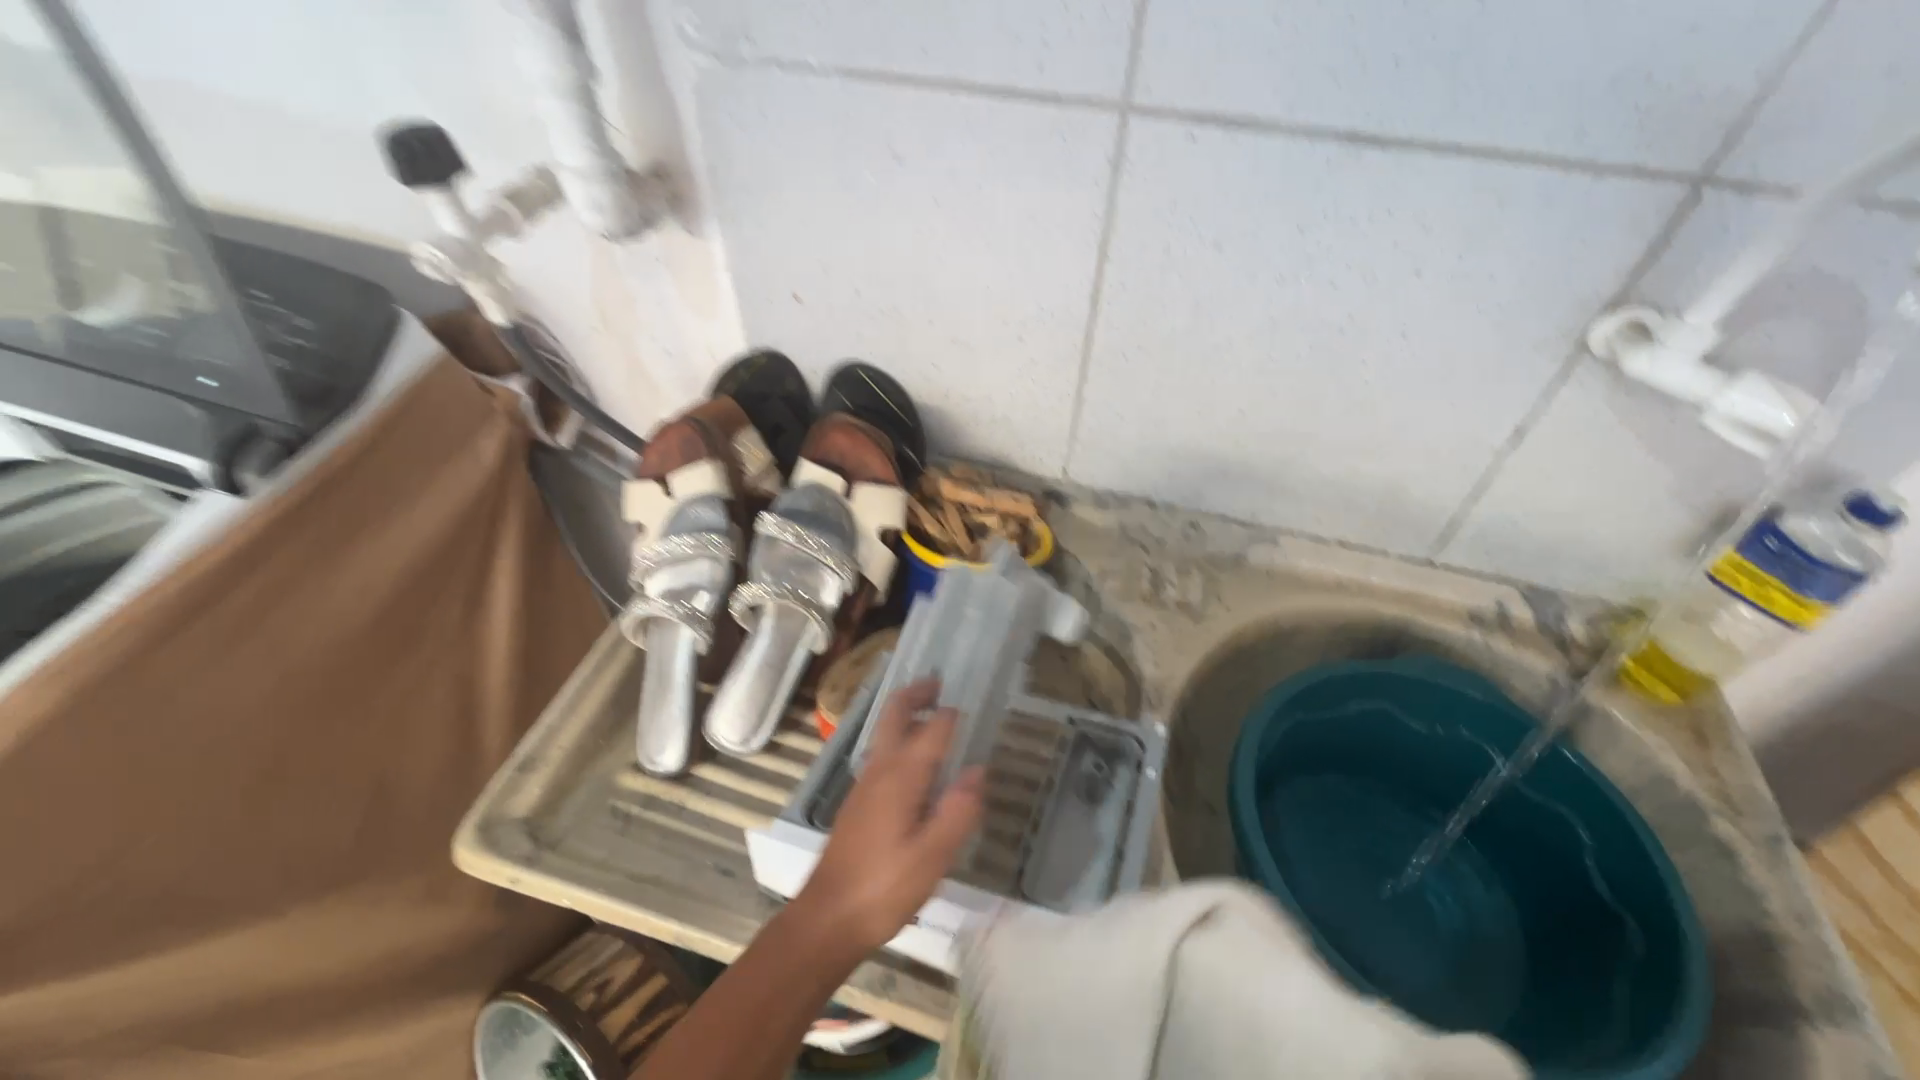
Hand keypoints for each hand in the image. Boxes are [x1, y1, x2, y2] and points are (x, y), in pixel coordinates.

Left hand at [792, 678, 985, 954]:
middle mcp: (879, 772)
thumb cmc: (883, 888)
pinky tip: (917, 767)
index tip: (974, 701)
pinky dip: (900, 742)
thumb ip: (958, 812)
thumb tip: (978, 771)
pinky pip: (882, 756)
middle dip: (916, 694)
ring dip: (906, 716)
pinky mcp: (858, 805)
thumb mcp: (932, 857)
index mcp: (900, 778)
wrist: (827, 918)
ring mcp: (864, 787)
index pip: (931, 730)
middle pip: (894, 716)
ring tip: (933, 714)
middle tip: (940, 682)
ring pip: (885, 735)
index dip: (952, 715)